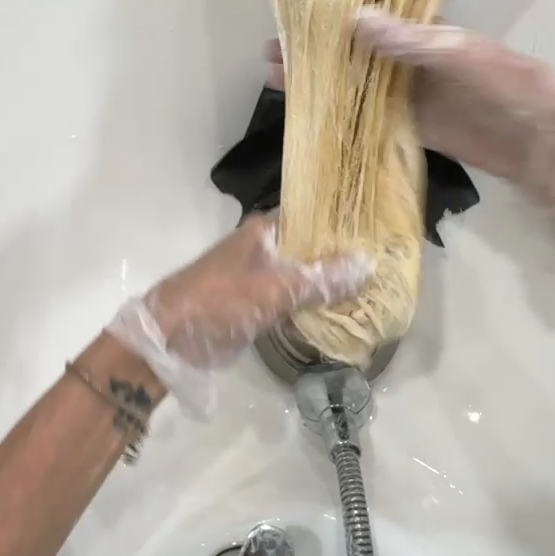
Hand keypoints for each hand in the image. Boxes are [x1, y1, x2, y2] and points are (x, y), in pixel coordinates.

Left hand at [106, 215, 371, 416]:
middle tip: (386, 262)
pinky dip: (314, 306)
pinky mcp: (256, 306)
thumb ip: (320, 278)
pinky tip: (344, 313)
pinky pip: (293, 301)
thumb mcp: (273, 288)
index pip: (311, 216)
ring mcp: (259, 278)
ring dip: (330, 284)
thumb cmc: (218, 301)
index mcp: (263, 231)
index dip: (342, 223)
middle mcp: (263, 248)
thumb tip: (368, 264)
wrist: (169, 339)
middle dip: (342, 257)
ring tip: (375, 287)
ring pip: (303, 276)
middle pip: (310, 248)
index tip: (379, 230)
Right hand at [266, 10, 554, 259]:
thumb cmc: (512, 85)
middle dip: (315, 57)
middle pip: (354, 56)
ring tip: (281, 86)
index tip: (290, 24)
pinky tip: (317, 122)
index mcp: (425, 34)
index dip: (329, 22)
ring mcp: (413, 98)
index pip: (367, 22)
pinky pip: (373, 122)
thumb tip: (354, 18)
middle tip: (271, 58)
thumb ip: (411, 41)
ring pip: (358, 90)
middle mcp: (412, 63)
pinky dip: (346, 121)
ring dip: (324, 88)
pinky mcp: (418, 130)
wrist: (548, 142)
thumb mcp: (462, 55)